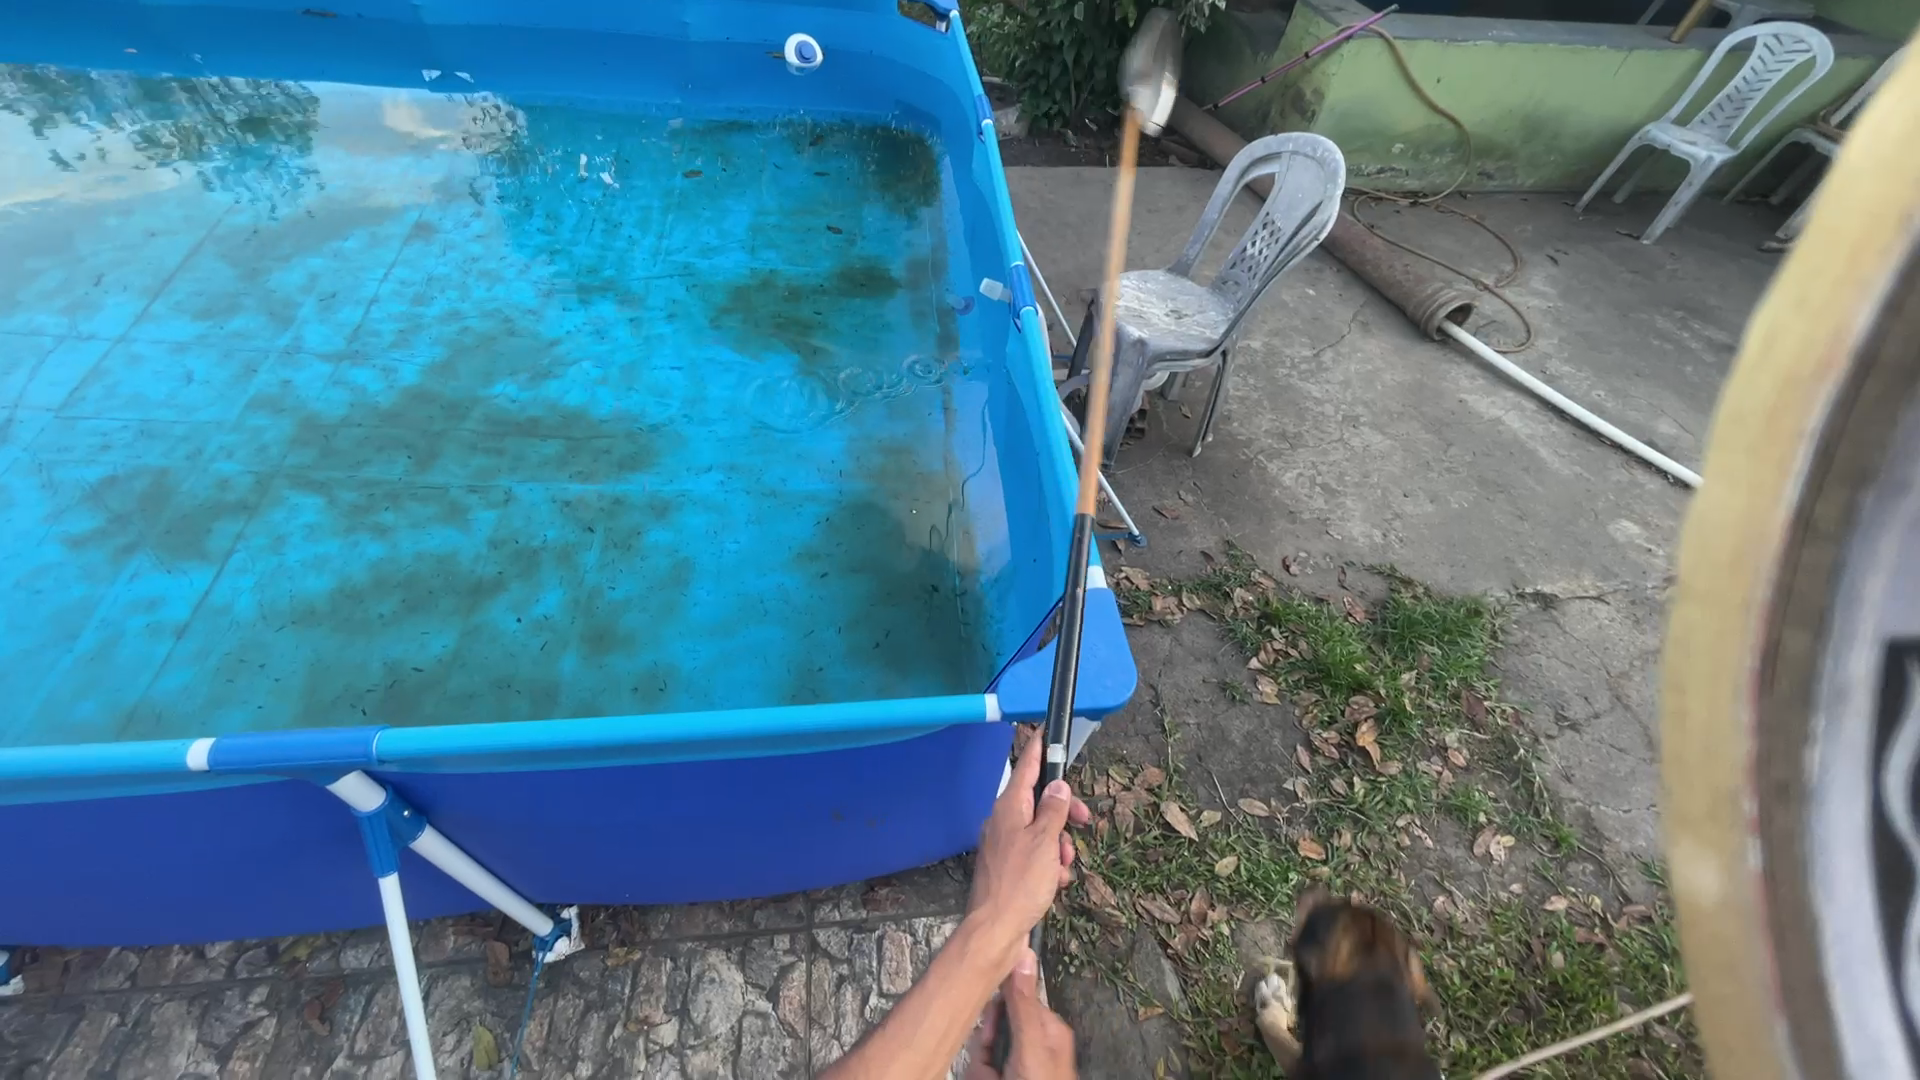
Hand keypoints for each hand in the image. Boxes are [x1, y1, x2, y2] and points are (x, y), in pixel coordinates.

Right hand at [963, 948, 1076, 1079]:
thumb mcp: (1031, 1047)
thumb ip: (1021, 1002)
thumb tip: (1022, 951)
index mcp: (1047, 1028)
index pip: (1011, 1000)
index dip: (995, 1015)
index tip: (990, 1033)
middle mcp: (1033, 1043)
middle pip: (993, 1027)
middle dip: (985, 1050)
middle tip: (993, 1072)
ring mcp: (1018, 1064)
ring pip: (983, 1052)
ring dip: (980, 1069)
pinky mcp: (1003, 1076)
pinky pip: (980, 1070)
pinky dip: (980, 1076)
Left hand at [968, 730, 1091, 950]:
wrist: (996, 930)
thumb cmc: (1021, 882)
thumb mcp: (1045, 842)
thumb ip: (1053, 811)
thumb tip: (1057, 785)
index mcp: (1009, 808)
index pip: (1026, 768)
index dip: (1037, 750)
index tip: (1043, 731)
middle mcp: (1003, 820)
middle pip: (1039, 802)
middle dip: (1064, 813)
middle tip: (1084, 821)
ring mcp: (1003, 844)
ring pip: (1040, 831)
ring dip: (1059, 845)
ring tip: (1063, 866)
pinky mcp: (1007, 867)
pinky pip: (1034, 855)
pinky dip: (1049, 865)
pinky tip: (1056, 883)